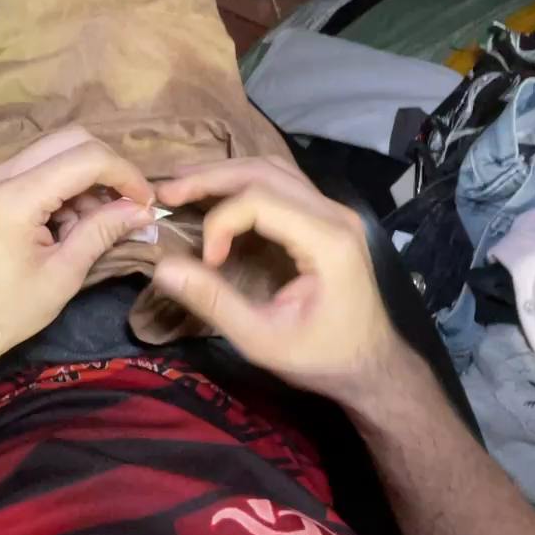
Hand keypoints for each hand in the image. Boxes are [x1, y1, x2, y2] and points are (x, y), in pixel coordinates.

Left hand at [0, 128, 155, 375]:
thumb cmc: (5, 312)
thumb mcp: (62, 275)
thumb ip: (102, 232)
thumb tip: (144, 210)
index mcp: (17, 196)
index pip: (87, 157)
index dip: (126, 175)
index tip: (147, 203)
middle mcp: (1, 174)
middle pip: (71, 140)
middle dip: (107, 168)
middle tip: (128, 205)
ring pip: (54, 149)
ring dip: (86, 177)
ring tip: (98, 223)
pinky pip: (37, 167)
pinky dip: (64, 184)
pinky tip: (71, 223)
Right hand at [150, 158, 410, 412]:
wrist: (370, 366)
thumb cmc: (321, 357)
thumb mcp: (261, 340)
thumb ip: (213, 302)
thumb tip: (163, 269)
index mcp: (327, 241)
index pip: (259, 201)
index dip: (220, 223)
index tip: (206, 262)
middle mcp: (334, 214)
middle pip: (264, 172)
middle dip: (210, 177)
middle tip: (167, 190)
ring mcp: (334, 212)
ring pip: (273, 169)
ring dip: (225, 173)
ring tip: (184, 181)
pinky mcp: (326, 218)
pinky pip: (282, 183)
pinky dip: (243, 182)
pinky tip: (215, 192)